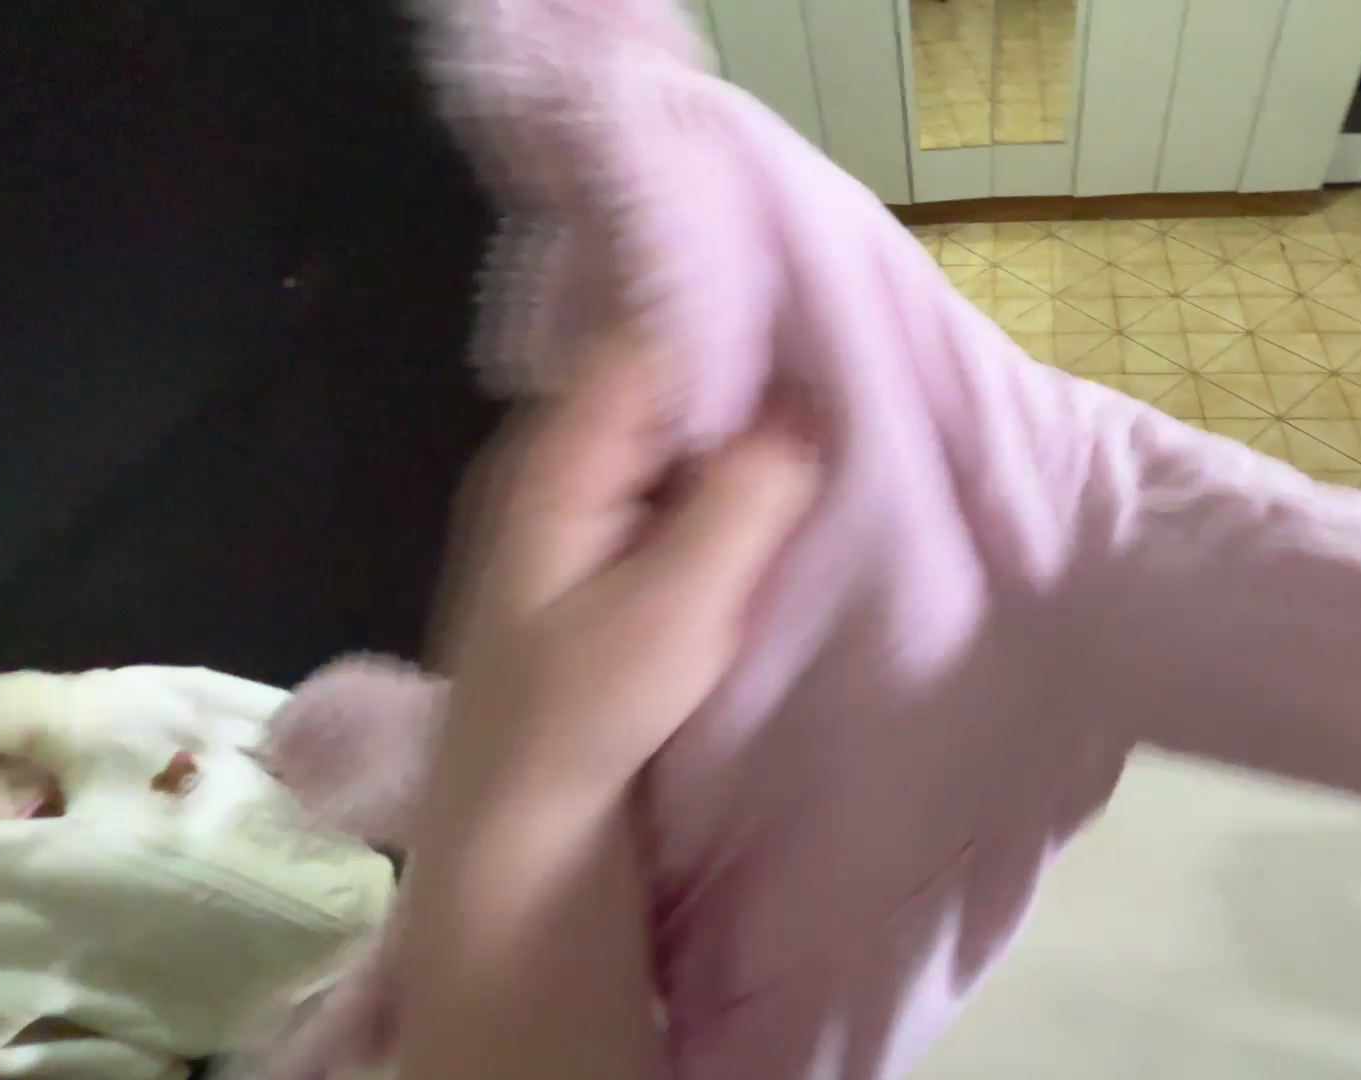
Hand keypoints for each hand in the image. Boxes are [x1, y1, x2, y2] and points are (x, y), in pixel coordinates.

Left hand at [436, 334, 820, 796]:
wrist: (526, 802)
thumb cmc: (585, 708)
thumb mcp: (676, 605)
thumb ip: (743, 500)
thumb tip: (808, 405)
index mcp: (560, 458)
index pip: (641, 342)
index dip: (725, 326)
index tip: (811, 328)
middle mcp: (565, 458)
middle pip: (663, 379)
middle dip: (748, 379)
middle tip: (833, 379)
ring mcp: (587, 497)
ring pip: (676, 428)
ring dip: (744, 429)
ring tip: (820, 423)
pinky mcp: (612, 534)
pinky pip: (678, 474)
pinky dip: (728, 470)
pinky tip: (774, 482)